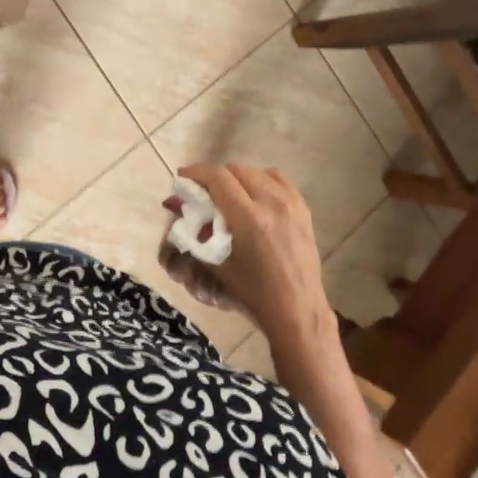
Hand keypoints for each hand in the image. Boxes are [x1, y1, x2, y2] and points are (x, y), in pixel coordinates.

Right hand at [177, 163, 332, 346]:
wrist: (296, 307)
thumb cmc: (253, 291)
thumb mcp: (218, 261)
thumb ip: (196, 228)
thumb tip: (175, 202)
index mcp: (249, 219)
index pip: (218, 178)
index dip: (197, 172)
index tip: (183, 177)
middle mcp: (271, 203)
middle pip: (235, 170)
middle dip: (214, 176)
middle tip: (203, 191)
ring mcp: (291, 202)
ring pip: (255, 171)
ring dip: (236, 178)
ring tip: (228, 194)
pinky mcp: (302, 207)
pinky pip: (277, 179)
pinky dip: (260, 180)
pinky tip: (253, 195)